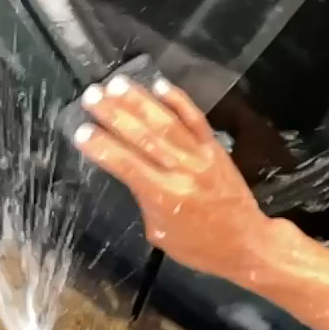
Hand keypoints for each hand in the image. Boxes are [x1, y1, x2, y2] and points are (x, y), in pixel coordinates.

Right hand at [73, 75, 273, 280]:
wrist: (248, 243)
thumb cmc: (198, 246)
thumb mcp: (160, 232)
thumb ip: (143, 198)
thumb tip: (127, 167)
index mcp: (165, 197)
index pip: (127, 166)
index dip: (102, 147)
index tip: (80, 131)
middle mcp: (182, 171)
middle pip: (144, 136)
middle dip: (114, 114)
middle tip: (91, 95)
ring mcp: (200, 155)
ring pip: (166, 122)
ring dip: (139, 100)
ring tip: (116, 83)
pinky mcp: (214, 146)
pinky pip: (195, 118)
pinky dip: (177, 100)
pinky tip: (159, 84)